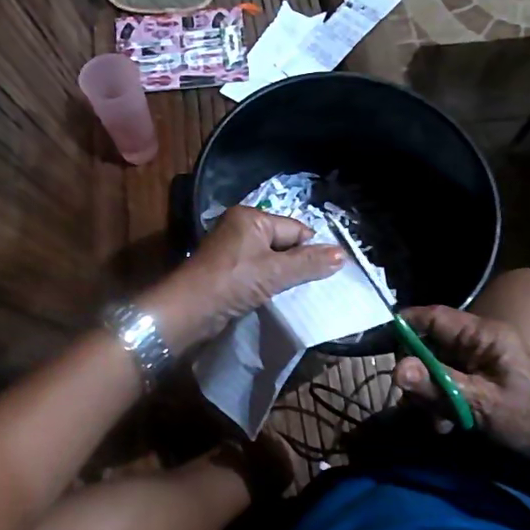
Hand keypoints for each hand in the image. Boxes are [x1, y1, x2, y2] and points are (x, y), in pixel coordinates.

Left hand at [140, 207, 343, 351]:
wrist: (186, 312)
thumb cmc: (231, 283)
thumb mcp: (274, 272)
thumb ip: (309, 263)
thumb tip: (343, 254)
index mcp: (251, 217)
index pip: (295, 229)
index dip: (309, 251)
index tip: (321, 273)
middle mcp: (240, 227)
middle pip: (284, 243)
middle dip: (296, 264)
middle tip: (306, 285)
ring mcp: (232, 249)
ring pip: (271, 259)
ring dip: (282, 276)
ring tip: (289, 293)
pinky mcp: (227, 270)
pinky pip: (258, 271)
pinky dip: (267, 283)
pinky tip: (272, 297)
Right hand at [392, 306, 529, 487]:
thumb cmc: (528, 421)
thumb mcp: (478, 404)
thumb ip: (436, 385)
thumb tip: (396, 370)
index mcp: (484, 334)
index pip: (433, 316)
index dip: (405, 327)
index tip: (379, 347)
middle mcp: (482, 341)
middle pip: (432, 345)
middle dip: (419, 375)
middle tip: (413, 405)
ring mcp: (485, 361)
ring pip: (439, 368)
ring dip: (431, 395)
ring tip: (437, 424)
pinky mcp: (486, 381)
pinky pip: (453, 383)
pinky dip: (445, 403)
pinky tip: (446, 427)